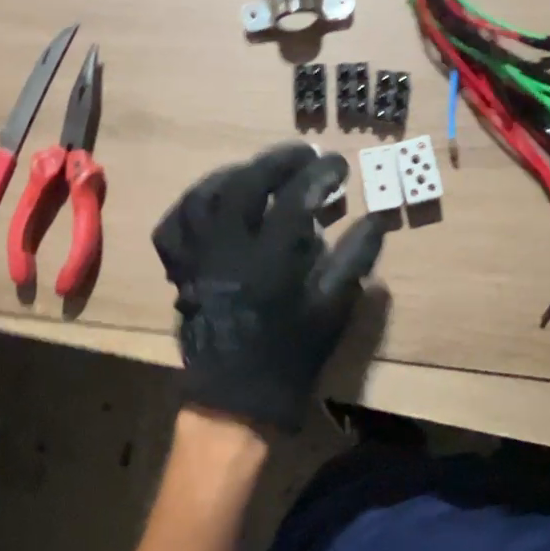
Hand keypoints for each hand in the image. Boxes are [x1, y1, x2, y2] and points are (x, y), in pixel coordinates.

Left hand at [153, 143, 385, 432]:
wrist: (237, 395)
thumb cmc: (291, 354)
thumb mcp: (332, 310)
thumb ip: (354, 259)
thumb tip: (376, 219)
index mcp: (269, 260)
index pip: (294, 197)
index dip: (318, 174)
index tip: (337, 165)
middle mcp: (227, 249)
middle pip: (244, 184)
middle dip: (275, 162)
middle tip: (301, 155)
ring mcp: (197, 257)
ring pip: (204, 197)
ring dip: (232, 174)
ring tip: (258, 170)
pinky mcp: (180, 269)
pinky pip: (173, 225)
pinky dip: (192, 205)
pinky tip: (212, 201)